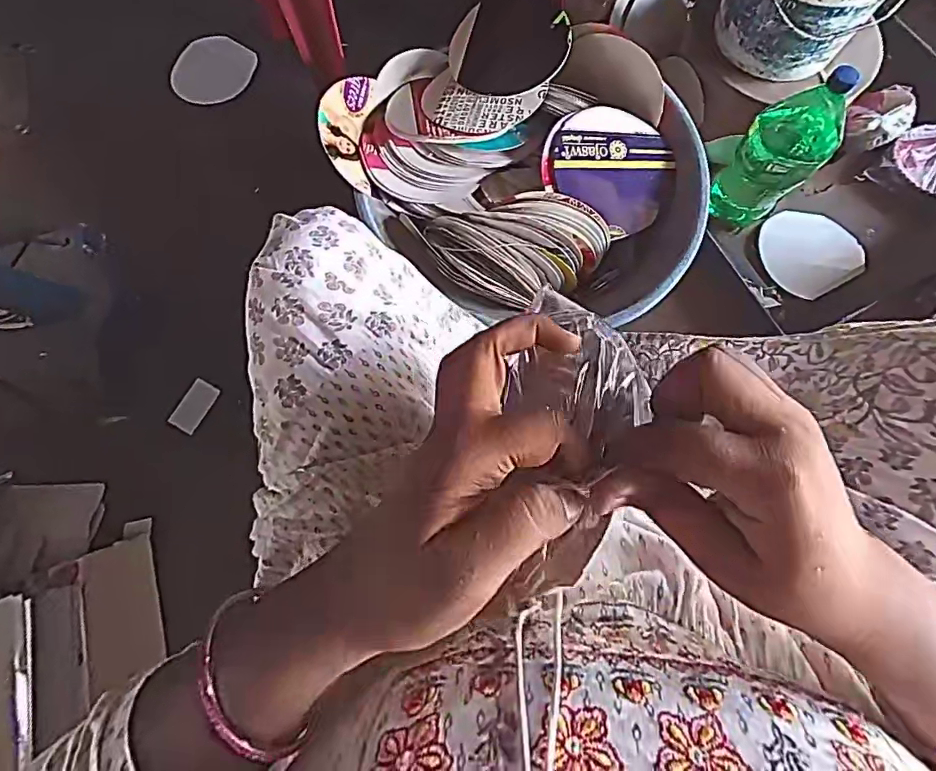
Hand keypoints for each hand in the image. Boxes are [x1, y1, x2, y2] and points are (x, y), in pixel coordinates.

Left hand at [135, 317, 591, 767]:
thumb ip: (525, 524)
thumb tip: (576, 490)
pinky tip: (533, 405)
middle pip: (478, 355)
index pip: (537, 427)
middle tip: (570, 344)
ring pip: (473, 368)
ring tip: (557, 358)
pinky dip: (508, 381)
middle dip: (524, 333)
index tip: (586, 483)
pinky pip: (479, 397)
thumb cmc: (406, 592)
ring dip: (514, 350)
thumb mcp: (469, 573)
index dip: (573, 448)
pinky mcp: (446, 452)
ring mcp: (445, 437)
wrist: (349, 602)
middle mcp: (453, 432)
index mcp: (464, 455)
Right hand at [595, 345, 888, 651]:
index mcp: (771, 477)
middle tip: (659, 438)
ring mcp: (792, 411)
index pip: (684, 439)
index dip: (637, 448)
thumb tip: (612, 480)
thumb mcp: (723, 562)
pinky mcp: (789, 407)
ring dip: (688, 388)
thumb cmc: (790, 585)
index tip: (615, 463)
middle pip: (709, 368)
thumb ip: (668, 508)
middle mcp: (785, 429)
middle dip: (668, 395)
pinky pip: (737, 374)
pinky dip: (707, 390)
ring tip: (682, 434)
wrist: (851, 577)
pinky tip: (705, 431)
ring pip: (722, 360)